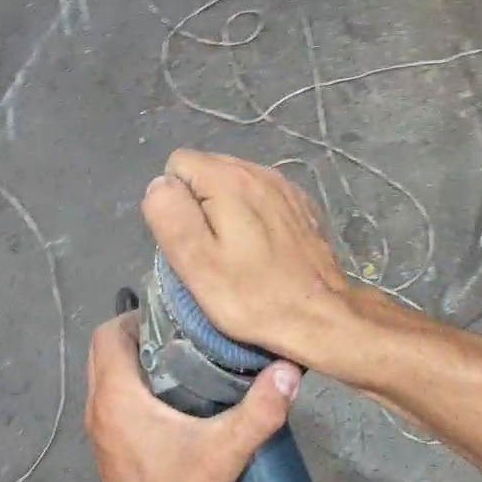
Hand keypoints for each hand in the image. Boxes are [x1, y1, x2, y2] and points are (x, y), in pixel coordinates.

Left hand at [84, 313, 301, 481]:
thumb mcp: (225, 453)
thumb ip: (259, 411)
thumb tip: (290, 370)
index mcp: (116, 398)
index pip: (108, 334)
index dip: (137, 314)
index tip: (178, 312)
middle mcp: (100, 407)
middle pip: (106, 349)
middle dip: (140, 332)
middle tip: (188, 330)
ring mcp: (102, 429)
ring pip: (109, 374)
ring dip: (138, 358)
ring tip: (188, 354)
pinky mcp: (112, 446)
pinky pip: (116, 396)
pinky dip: (137, 383)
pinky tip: (180, 393)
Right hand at [141, 150, 354, 359]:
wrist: (322, 316)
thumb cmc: (253, 296)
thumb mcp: (196, 262)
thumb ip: (170, 214)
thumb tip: (160, 184)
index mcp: (230, 179)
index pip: (177, 165)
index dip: (175, 203)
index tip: (191, 241)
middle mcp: (261, 172)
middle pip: (208, 171)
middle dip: (201, 205)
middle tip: (212, 253)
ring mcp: (288, 188)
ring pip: (237, 185)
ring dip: (229, 212)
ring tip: (238, 254)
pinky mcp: (304, 207)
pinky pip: (264, 200)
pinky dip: (257, 218)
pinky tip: (265, 251)